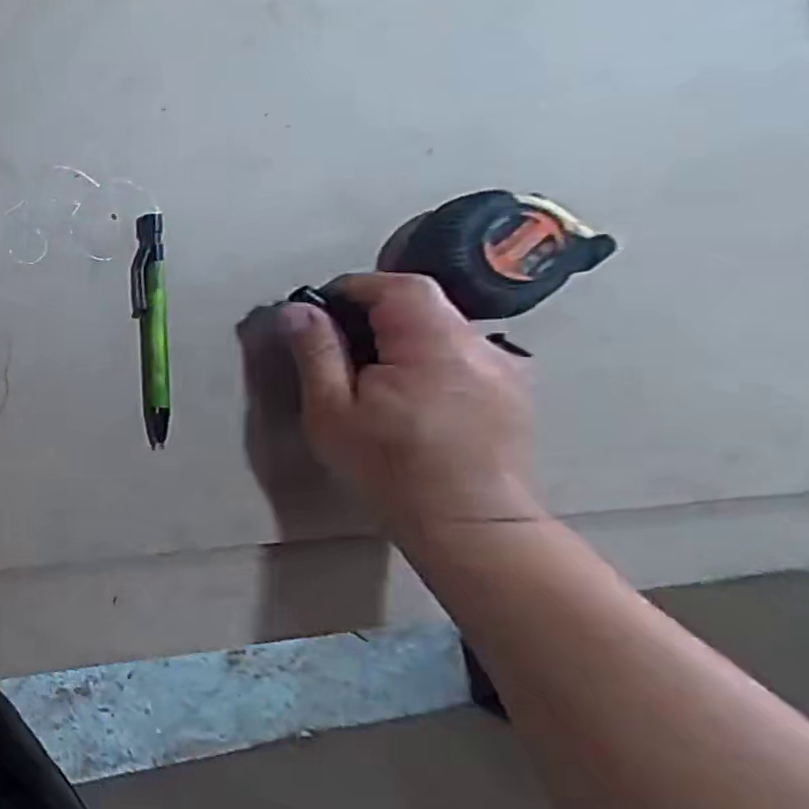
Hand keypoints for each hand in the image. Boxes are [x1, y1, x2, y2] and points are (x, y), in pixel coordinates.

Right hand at [280, 272, 541, 530]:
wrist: (467, 523)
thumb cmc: (393, 470)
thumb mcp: (332, 412)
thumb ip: (316, 353)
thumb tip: (298, 310)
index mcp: (433, 343)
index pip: (396, 286)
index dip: (354, 288)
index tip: (322, 306)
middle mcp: (478, 346)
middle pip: (422, 304)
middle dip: (375, 313)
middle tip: (339, 344)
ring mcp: (502, 367)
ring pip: (442, 329)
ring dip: (402, 337)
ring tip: (372, 377)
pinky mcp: (510, 390)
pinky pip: (462, 354)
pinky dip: (429, 358)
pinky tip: (409, 396)